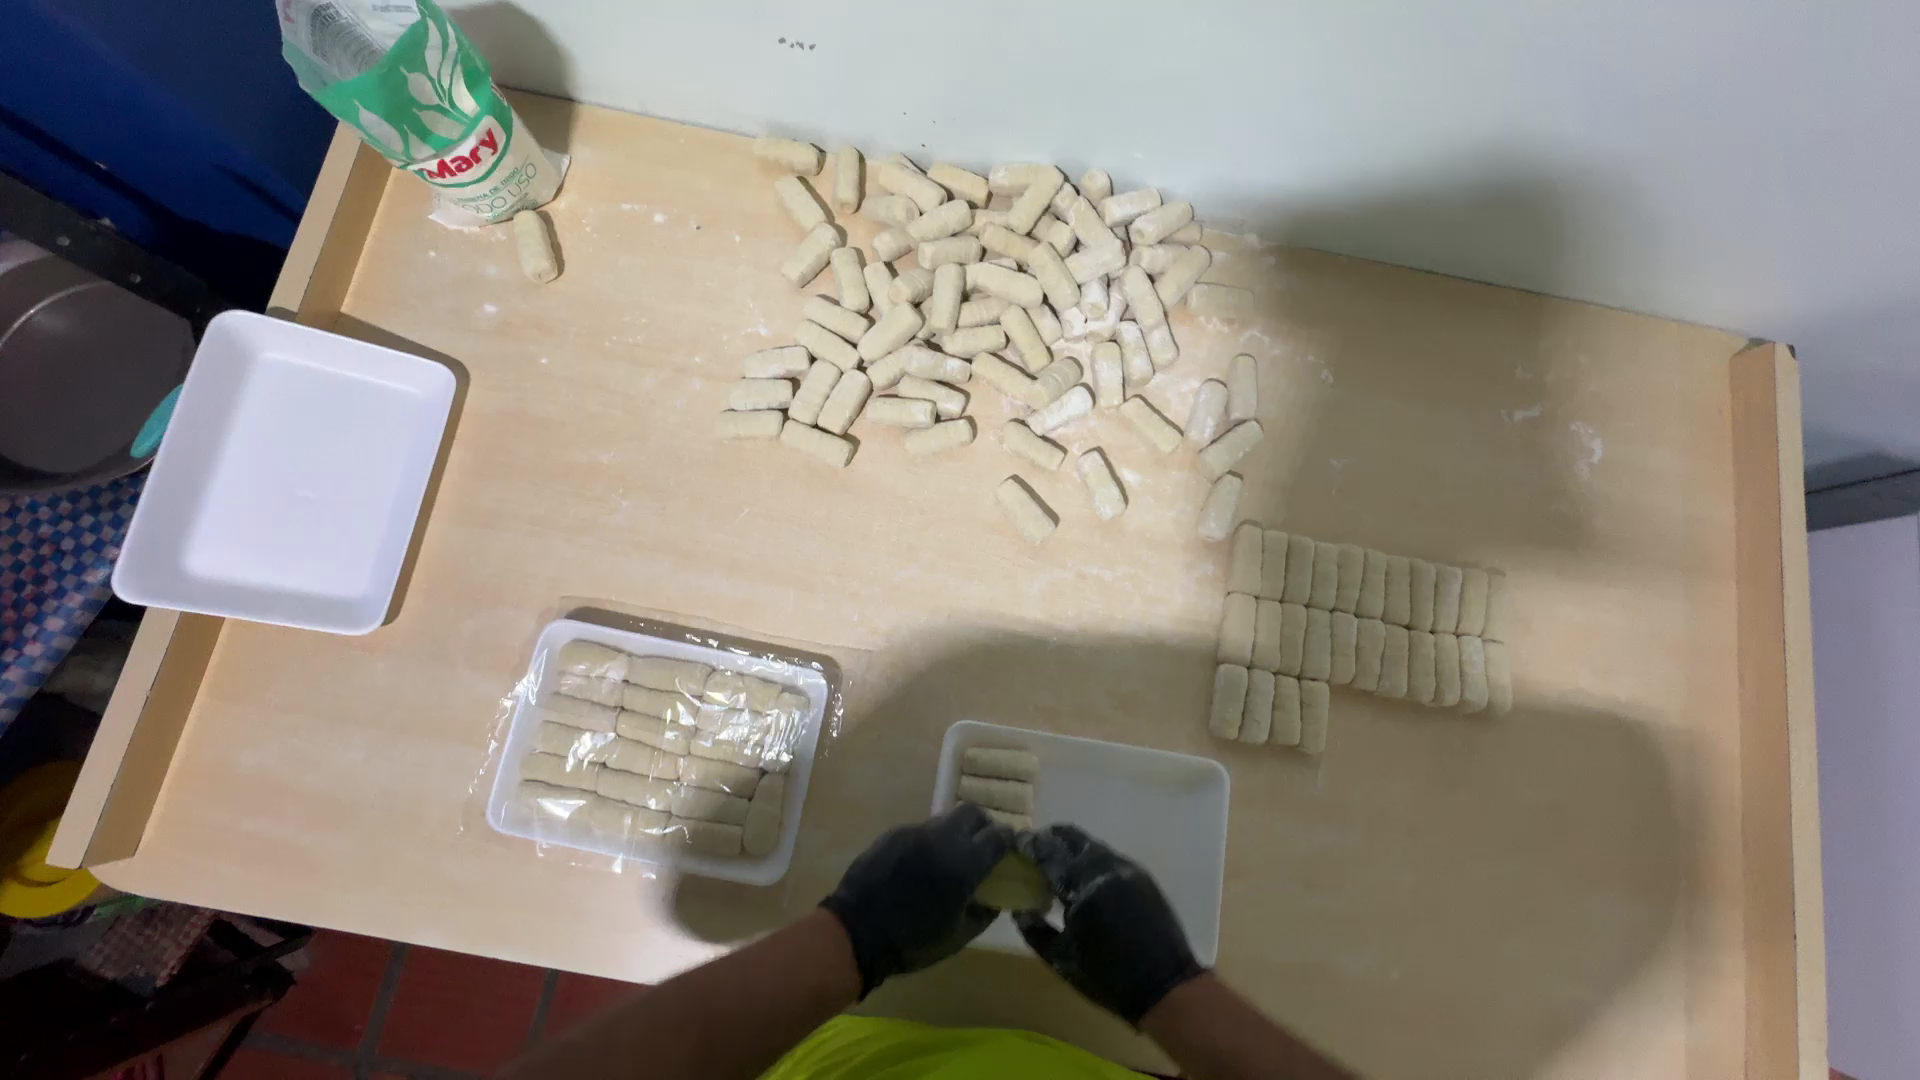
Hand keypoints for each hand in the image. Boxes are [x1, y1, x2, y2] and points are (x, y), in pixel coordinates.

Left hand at [819, 804, 1014, 996]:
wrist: (857, 931)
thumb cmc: (912, 942)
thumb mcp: (958, 937)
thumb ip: (983, 913)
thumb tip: (995, 898)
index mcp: (963, 865)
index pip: (999, 835)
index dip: (1008, 840)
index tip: (1009, 850)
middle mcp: (942, 839)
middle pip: (973, 813)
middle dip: (983, 826)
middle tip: (981, 846)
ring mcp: (916, 832)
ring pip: (946, 818)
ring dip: (956, 832)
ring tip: (950, 857)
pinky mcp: (894, 833)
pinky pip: (921, 830)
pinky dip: (930, 842)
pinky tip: (921, 865)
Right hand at [1014, 824, 1204, 1025]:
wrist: (1167, 988)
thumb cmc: (1109, 979)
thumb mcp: (1062, 961)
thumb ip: (1035, 931)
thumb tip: (1020, 909)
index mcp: (1084, 887)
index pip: (1048, 854)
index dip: (1029, 846)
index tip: (1015, 843)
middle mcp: (1106, 868)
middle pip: (1071, 837)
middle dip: (1049, 839)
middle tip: (1034, 850)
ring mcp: (1127, 868)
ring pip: (1090, 844)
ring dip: (1070, 848)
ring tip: (1057, 864)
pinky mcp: (1141, 875)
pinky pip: (1107, 856)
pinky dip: (1089, 858)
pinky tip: (1083, 877)